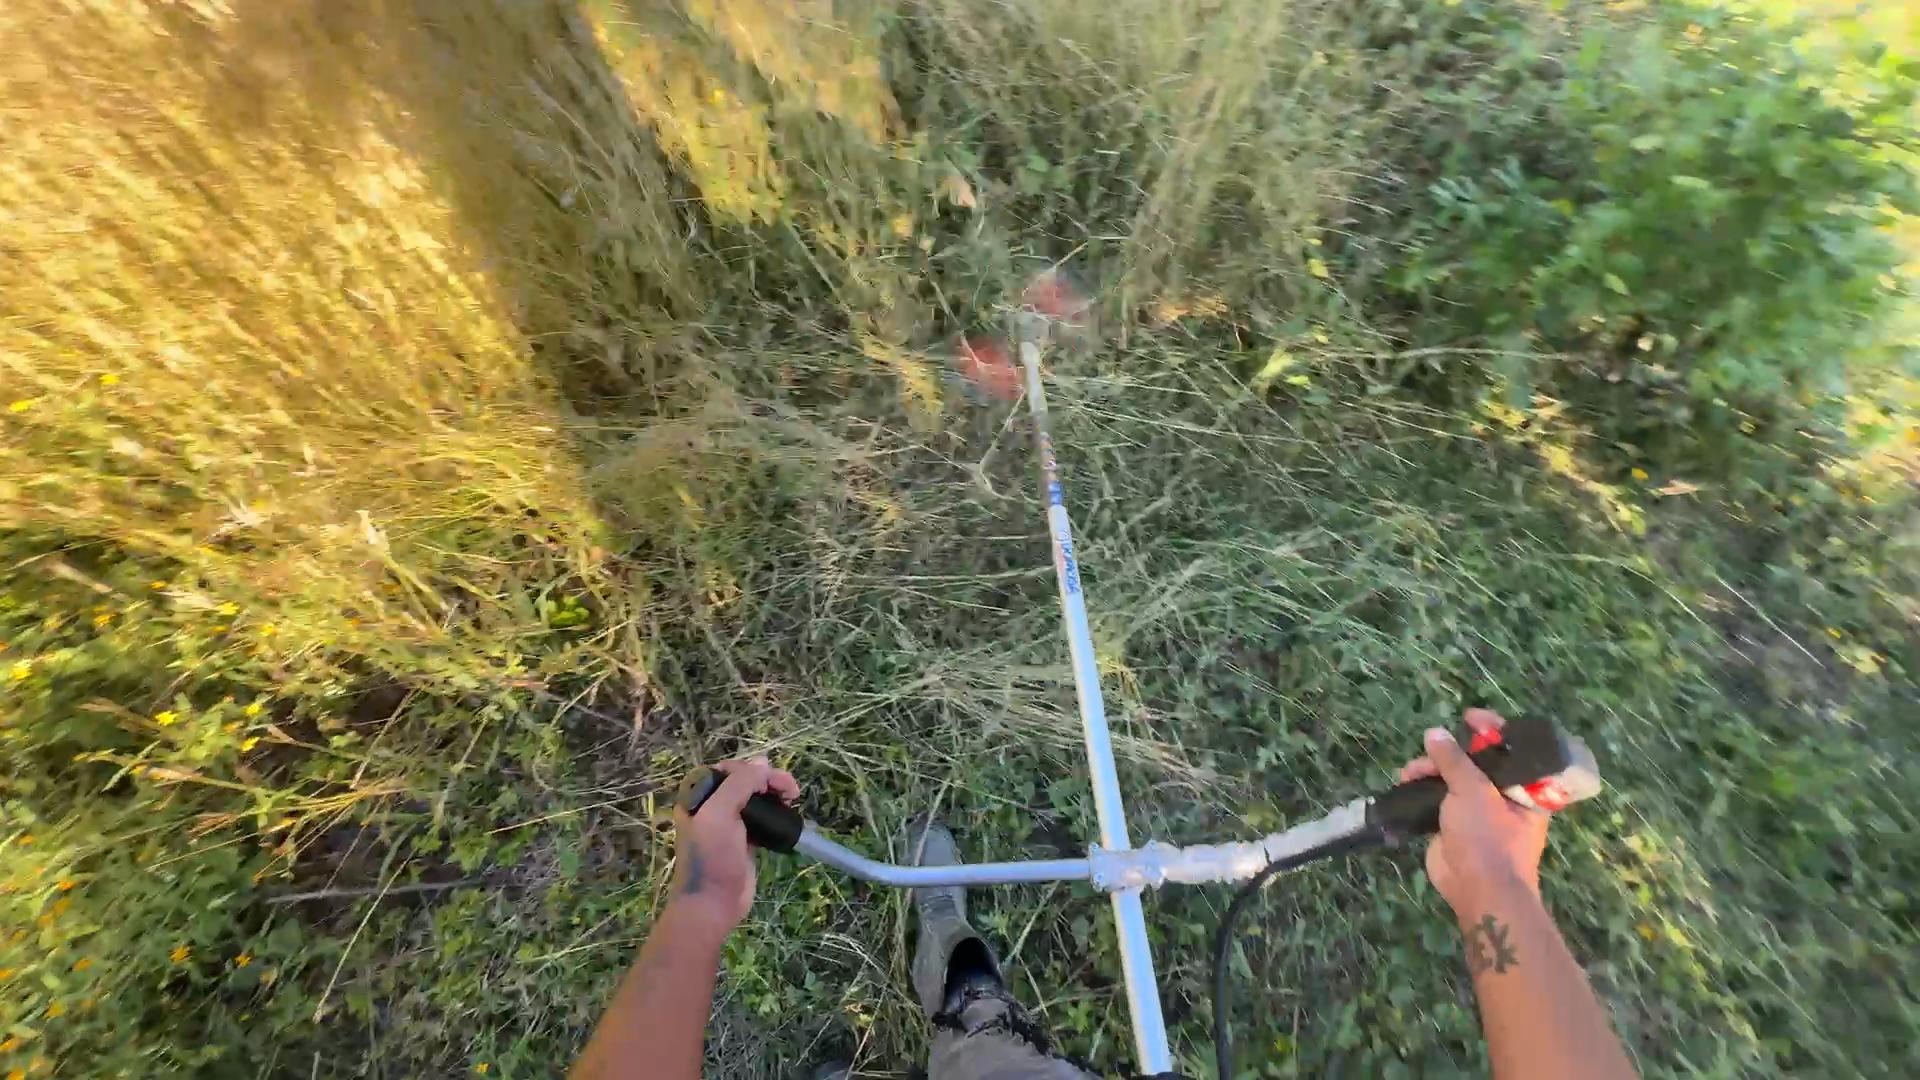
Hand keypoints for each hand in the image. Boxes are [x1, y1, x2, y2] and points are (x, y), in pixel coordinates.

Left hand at [667, 757, 799, 942]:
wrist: (712, 905)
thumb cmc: (712, 857)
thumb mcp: (720, 814)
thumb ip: (740, 784)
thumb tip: (763, 764)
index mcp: (697, 797)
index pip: (728, 769)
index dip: (751, 769)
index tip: (770, 780)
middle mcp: (710, 806)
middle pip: (745, 780)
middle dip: (769, 779)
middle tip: (791, 789)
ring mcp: (728, 824)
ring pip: (756, 796)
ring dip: (775, 792)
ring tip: (793, 797)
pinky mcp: (744, 839)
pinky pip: (762, 815)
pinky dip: (775, 809)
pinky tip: (787, 812)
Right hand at [1399, 709, 1550, 918]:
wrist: (1478, 889)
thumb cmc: (1488, 838)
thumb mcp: (1473, 791)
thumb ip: (1453, 760)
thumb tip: (1434, 733)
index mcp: (1524, 791)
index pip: (1515, 751)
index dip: (1495, 730)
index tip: (1470, 717)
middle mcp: (1504, 799)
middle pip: (1476, 763)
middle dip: (1448, 753)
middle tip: (1428, 750)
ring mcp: (1478, 814)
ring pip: (1452, 779)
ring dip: (1429, 770)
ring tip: (1409, 773)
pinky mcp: (1454, 826)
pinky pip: (1437, 798)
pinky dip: (1421, 788)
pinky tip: (1406, 784)